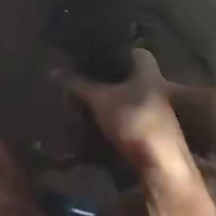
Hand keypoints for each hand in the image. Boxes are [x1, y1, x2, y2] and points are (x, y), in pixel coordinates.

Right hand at [62, 49, 193, 180]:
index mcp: (149, 71)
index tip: (98, 55)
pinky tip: (100, 125)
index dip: (119, 51)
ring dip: (114, 102)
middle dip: (112, 79)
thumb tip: (54, 69)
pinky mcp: (155, 134)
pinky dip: (118, 120)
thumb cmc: (134, 119)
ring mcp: (159, 112)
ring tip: (87, 103)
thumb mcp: (100, 99)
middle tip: (86, 80)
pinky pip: (132, 120)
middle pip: (133, 77)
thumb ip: (79, 84)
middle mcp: (158, 88)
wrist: (161, 164)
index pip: (138, 52)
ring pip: (132, 100)